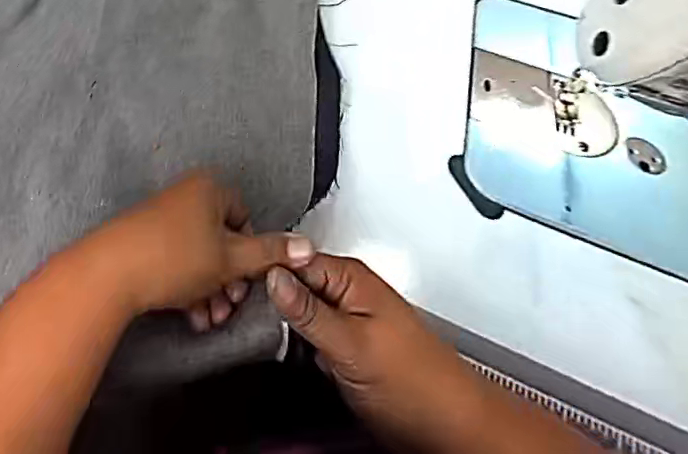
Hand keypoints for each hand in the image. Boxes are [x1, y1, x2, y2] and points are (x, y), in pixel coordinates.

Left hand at [79, 170, 312, 329]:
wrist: (111, 272)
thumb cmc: (175, 257)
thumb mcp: (231, 259)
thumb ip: (270, 253)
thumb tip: (307, 245)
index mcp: (210, 187)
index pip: (245, 217)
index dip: (251, 253)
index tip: (247, 281)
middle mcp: (187, 195)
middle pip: (223, 240)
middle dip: (229, 280)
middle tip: (228, 306)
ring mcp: (164, 216)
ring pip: (201, 255)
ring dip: (210, 290)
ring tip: (207, 318)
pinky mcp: (146, 239)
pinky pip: (178, 260)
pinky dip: (188, 287)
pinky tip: (190, 315)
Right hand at [269, 254, 589, 453]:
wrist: (449, 428)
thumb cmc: (416, 384)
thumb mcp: (351, 345)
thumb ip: (309, 310)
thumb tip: (274, 276)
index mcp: (349, 277)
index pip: (292, 258)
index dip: (263, 270)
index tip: (238, 284)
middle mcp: (347, 291)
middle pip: (293, 282)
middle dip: (270, 297)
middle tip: (242, 310)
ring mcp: (346, 318)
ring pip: (299, 309)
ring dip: (281, 321)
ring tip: (257, 330)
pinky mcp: (346, 344)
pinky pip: (310, 333)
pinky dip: (295, 341)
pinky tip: (284, 350)